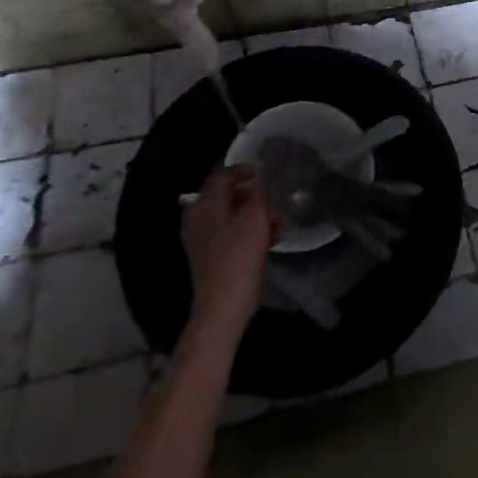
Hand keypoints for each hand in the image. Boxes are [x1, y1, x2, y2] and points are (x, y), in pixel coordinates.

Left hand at [181, 167, 278, 337]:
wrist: (222, 306)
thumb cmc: (239, 257)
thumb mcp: (254, 219)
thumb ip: (257, 195)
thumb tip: (257, 183)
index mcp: (205, 204)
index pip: (222, 175)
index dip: (243, 171)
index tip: (264, 175)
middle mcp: (199, 217)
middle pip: (227, 196)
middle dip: (254, 197)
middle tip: (275, 203)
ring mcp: (202, 238)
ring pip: (231, 216)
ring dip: (255, 216)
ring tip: (278, 225)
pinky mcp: (210, 255)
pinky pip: (230, 233)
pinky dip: (247, 232)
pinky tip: (268, 240)